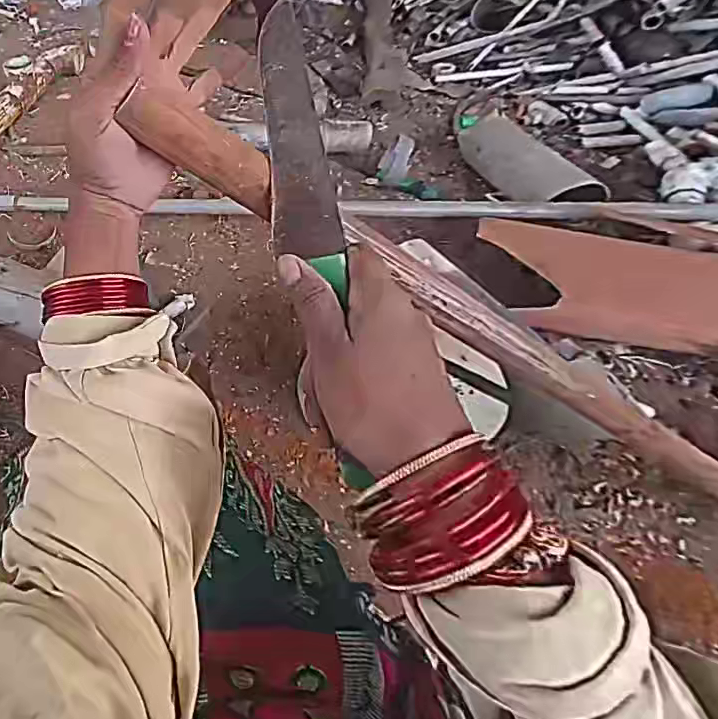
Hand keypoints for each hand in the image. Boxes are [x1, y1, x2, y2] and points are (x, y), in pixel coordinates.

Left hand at [66, 0, 240, 214]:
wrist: (113, 199)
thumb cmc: (93, 161)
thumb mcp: (94, 116)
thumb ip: (115, 72)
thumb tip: (135, 25)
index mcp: (112, 66)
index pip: (126, 11)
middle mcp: (139, 71)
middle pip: (168, 17)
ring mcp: (161, 89)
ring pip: (190, 42)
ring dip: (210, 13)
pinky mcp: (179, 112)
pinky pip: (203, 86)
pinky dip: (221, 71)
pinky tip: (238, 54)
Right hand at [279, 245, 470, 476]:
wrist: (424, 464)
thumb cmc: (373, 407)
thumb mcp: (326, 350)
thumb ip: (312, 302)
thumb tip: (293, 262)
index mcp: (384, 300)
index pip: (354, 254)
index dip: (324, 263)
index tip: (302, 288)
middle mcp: (405, 313)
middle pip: (353, 293)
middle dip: (323, 316)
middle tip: (310, 347)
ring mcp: (413, 340)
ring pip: (357, 326)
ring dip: (333, 348)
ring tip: (323, 382)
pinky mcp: (413, 366)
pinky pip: (371, 351)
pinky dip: (351, 366)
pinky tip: (341, 395)